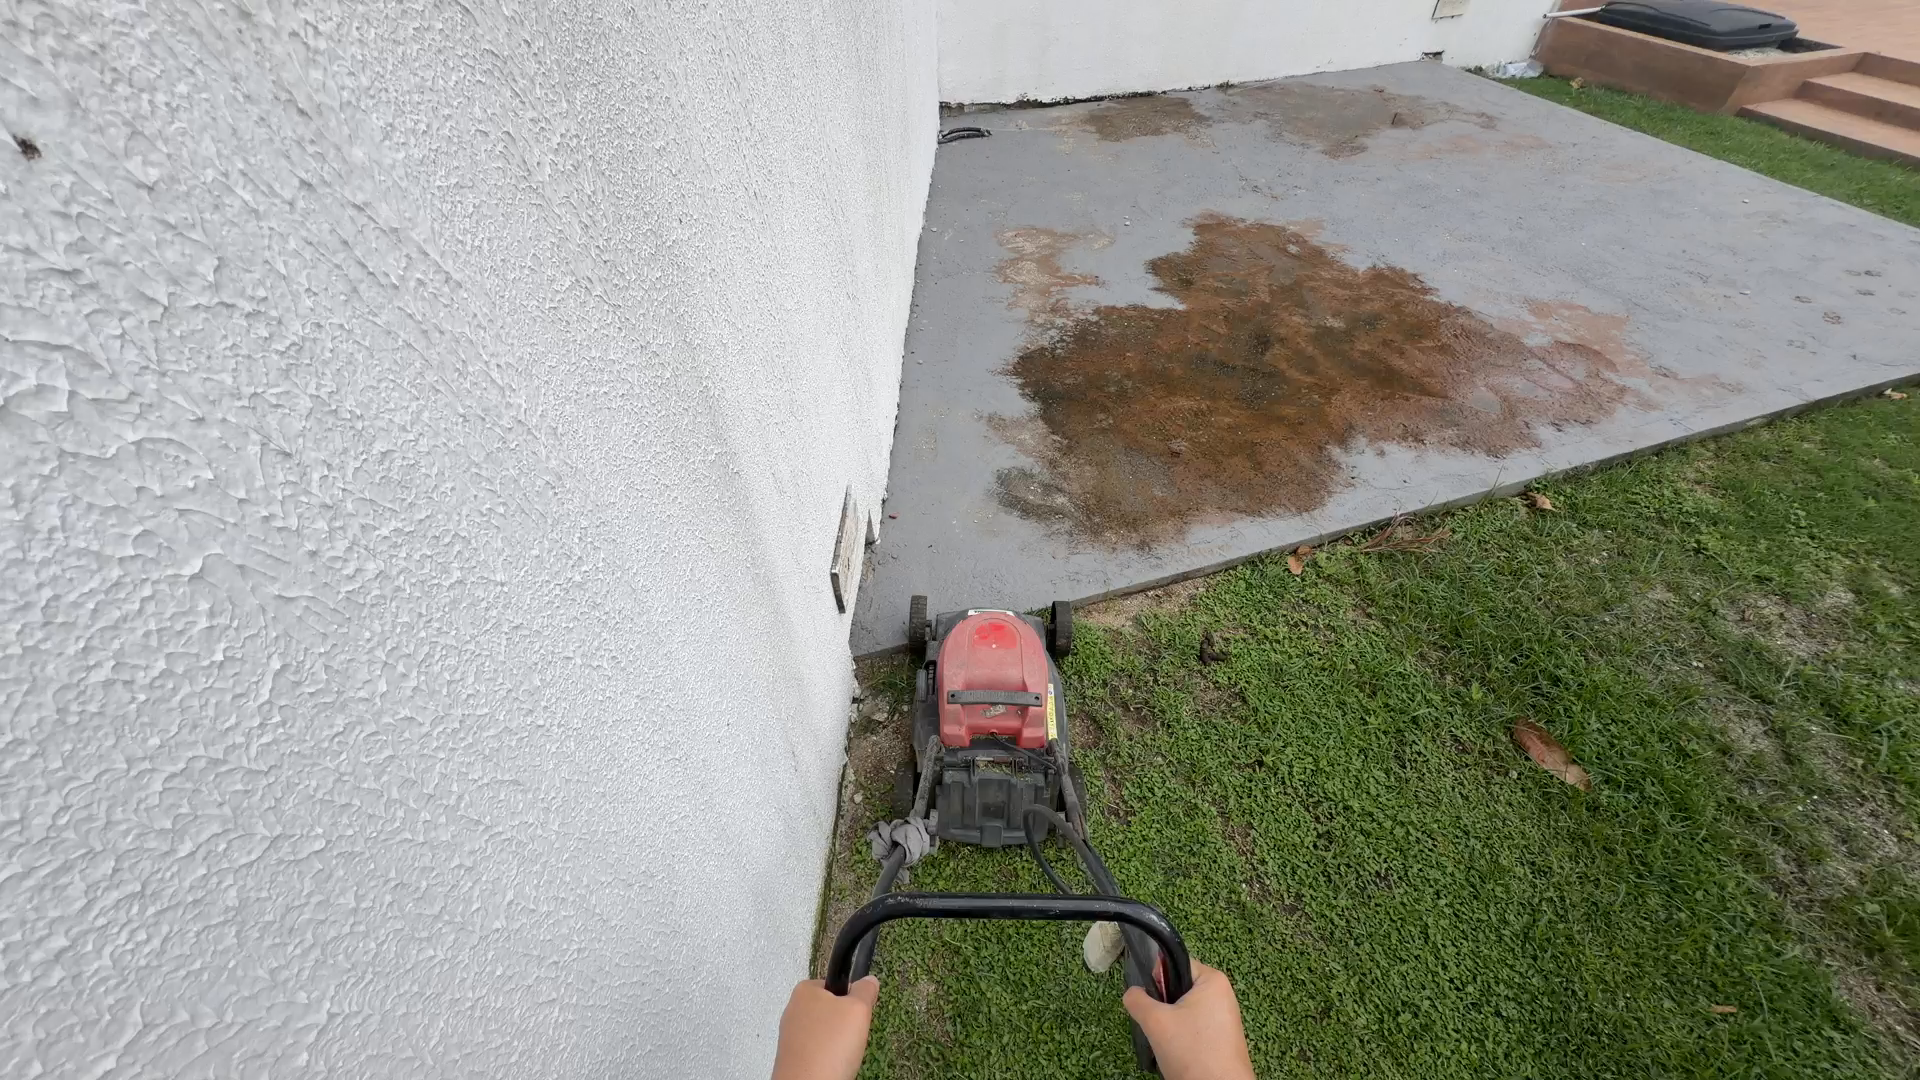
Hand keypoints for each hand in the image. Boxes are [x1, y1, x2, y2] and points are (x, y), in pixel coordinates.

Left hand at [770, 976, 878, 1079]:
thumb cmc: (831, 1044)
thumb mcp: (858, 1010)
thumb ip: (866, 991)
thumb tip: (869, 980)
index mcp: (804, 990)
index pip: (834, 985)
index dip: (850, 999)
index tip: (857, 1015)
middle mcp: (793, 1010)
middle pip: (830, 1011)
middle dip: (844, 1025)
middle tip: (851, 1038)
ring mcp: (789, 1037)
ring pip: (824, 1034)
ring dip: (836, 1044)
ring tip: (842, 1057)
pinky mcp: (790, 1060)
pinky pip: (816, 1053)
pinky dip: (826, 1060)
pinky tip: (832, 1069)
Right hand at [1124, 961, 1255, 1079]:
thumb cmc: (1193, 1052)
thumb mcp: (1156, 1022)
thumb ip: (1136, 999)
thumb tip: (1132, 993)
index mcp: (1212, 980)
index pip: (1174, 964)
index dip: (1158, 981)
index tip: (1154, 1004)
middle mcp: (1223, 995)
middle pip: (1178, 989)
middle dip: (1164, 1008)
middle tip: (1161, 1027)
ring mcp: (1225, 1020)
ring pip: (1184, 1012)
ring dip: (1172, 1026)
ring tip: (1170, 1044)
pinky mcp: (1224, 1042)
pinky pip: (1195, 1030)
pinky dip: (1184, 1040)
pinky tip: (1180, 1056)